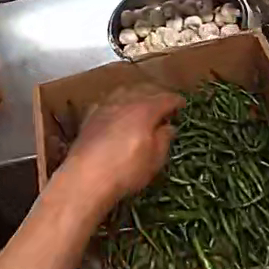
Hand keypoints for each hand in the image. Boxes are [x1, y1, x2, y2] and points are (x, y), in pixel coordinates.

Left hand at [56, 84, 182, 209]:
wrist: (85, 179)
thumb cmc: (125, 170)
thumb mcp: (155, 159)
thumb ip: (164, 139)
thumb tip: (168, 127)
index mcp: (145, 110)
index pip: (166, 98)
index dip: (176, 101)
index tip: (183, 105)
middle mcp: (124, 102)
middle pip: (144, 89)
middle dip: (156, 94)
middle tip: (164, 103)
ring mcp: (104, 108)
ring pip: (123, 92)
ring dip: (135, 94)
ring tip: (141, 103)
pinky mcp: (89, 118)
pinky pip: (106, 102)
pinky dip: (116, 103)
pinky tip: (116, 111)